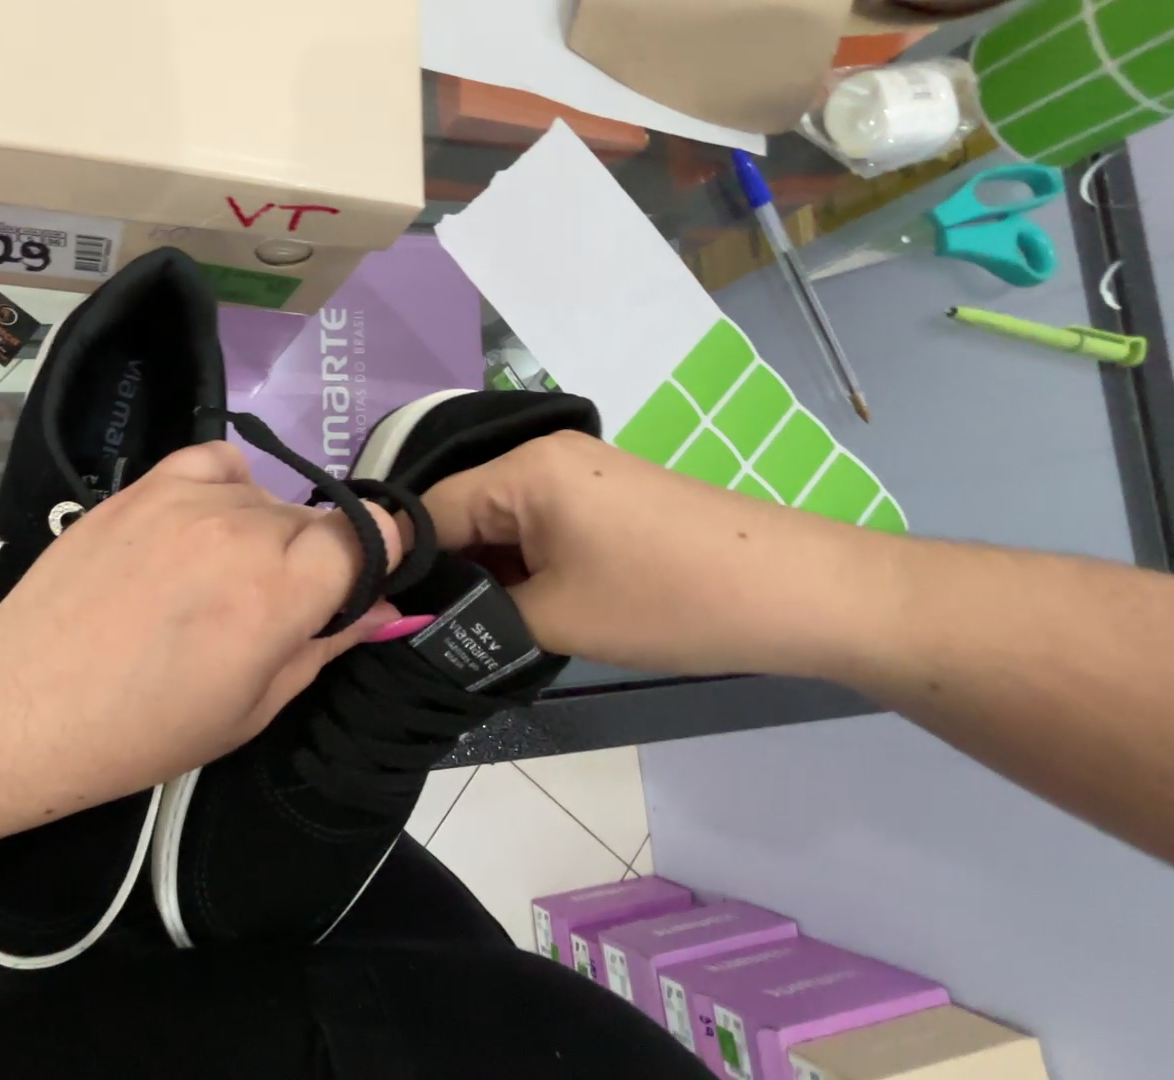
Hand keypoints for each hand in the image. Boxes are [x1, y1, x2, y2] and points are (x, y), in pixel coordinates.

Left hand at [0, 442, 400, 839]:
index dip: (375, 560)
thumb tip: (384, 609)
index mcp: (279, 592)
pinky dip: (225, 487)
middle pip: (317, 520)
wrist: (22, 709)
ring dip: (265, 534)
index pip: (370, 533)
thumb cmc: (140, 733)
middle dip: (315, 562)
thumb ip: (326, 646)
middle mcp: (241, 528)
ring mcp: (184, 499)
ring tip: (220, 580)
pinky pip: (213, 462)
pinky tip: (201, 526)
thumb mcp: (252, 710)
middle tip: (272, 611)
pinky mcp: (138, 487)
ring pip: (266, 496)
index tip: (354, 591)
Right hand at [420, 430, 887, 678]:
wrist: (806, 594)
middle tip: (434, 632)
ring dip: (486, 573)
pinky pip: (535, 526)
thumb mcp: (554, 621)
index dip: (401, 570)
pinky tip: (526, 607)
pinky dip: (521, 565)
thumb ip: (474, 622)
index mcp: (521, 470)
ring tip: (480, 625)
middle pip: (459, 515)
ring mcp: (578, 473)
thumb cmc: (670, 602)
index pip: (426, 515)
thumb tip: (417, 628)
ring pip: (497, 524)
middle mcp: (541, 457)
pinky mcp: (604, 496)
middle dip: (446, 573)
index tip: (388, 623)